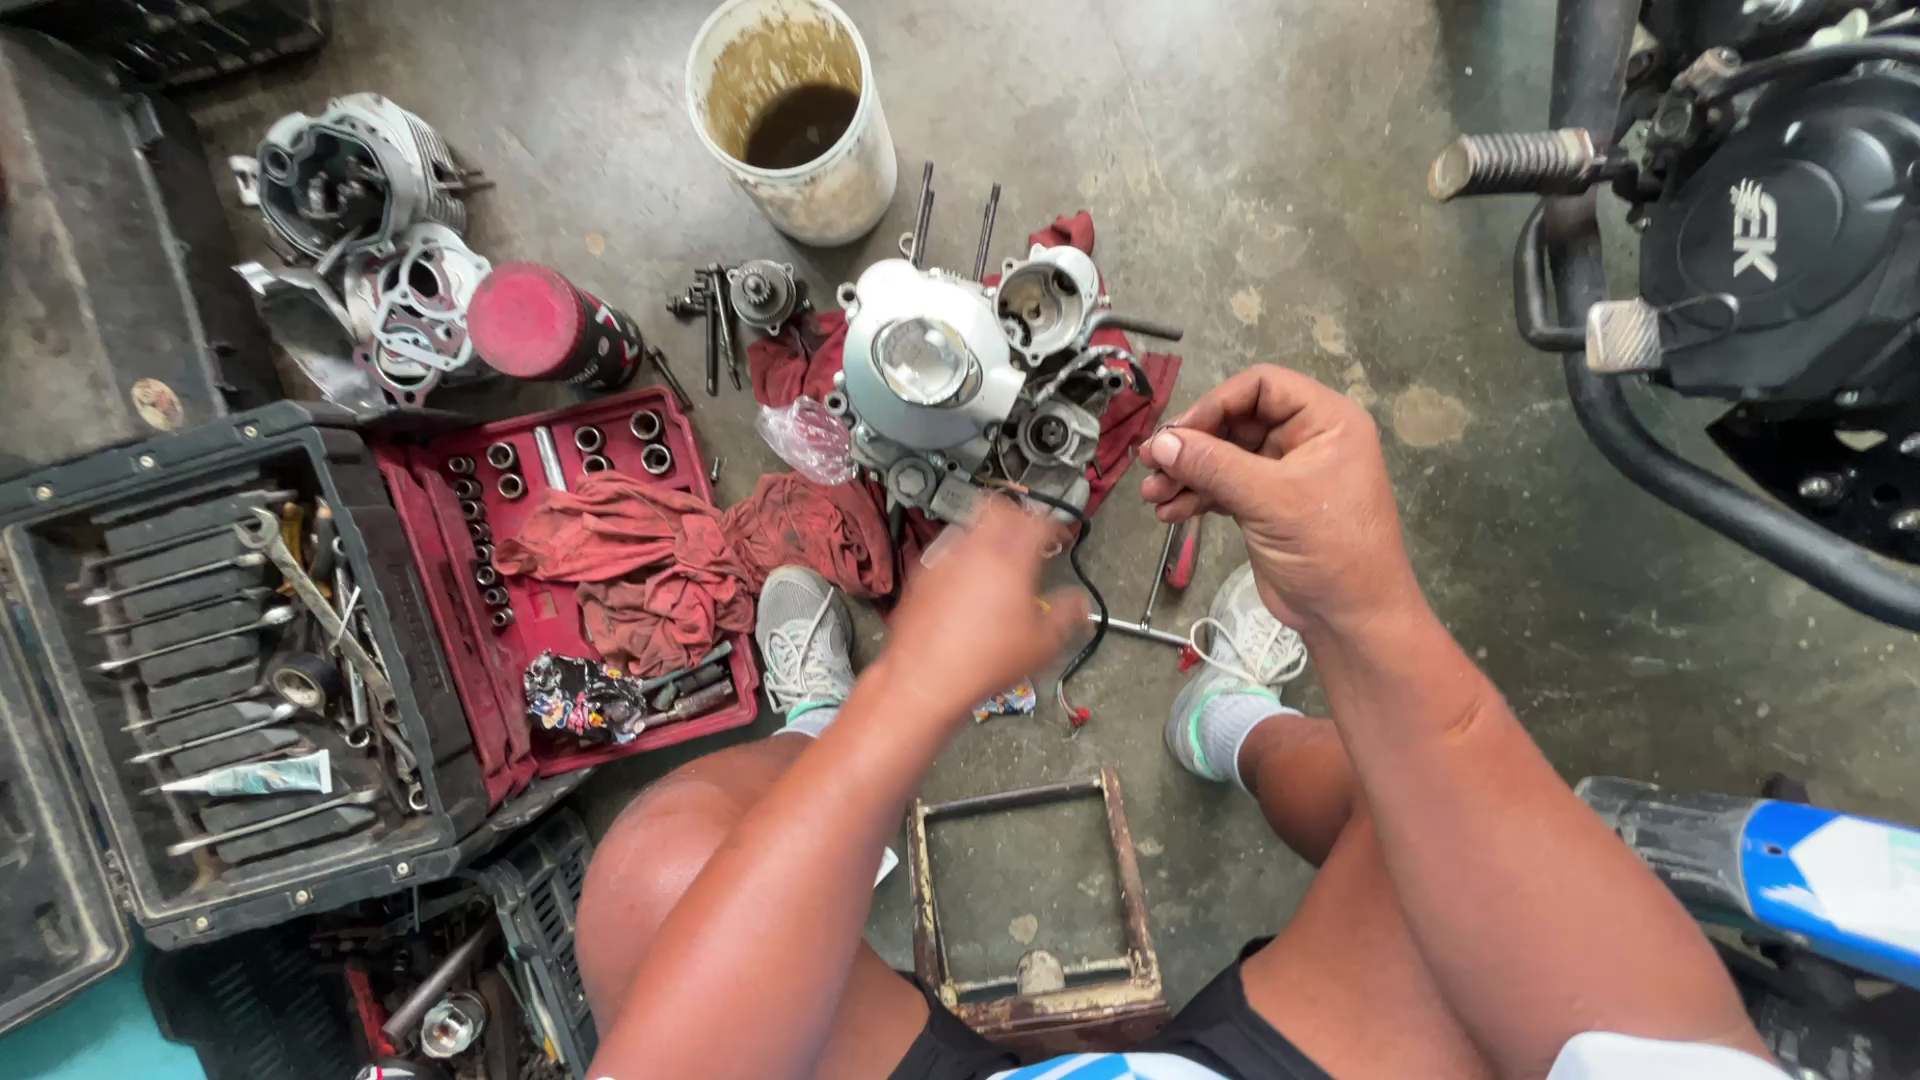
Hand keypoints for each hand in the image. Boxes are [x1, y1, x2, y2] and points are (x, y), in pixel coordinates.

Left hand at [869, 498, 1089, 724]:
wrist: (925, 677)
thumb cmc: (985, 661)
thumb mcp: (1041, 644)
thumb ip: (1066, 616)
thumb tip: (1080, 604)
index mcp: (1011, 559)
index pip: (1037, 522)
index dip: (1053, 524)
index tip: (1058, 534)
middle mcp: (975, 550)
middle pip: (999, 509)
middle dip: (1018, 516)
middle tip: (1028, 534)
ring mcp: (944, 559)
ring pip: (969, 526)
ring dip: (987, 532)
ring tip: (999, 556)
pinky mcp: (922, 575)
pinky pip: (946, 551)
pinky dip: (962, 556)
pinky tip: (967, 580)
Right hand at [1139, 365, 1421, 637]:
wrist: (1349, 618)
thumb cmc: (1328, 548)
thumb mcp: (1270, 500)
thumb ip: (1213, 466)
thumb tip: (1160, 443)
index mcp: (1325, 421)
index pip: (1260, 386)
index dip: (1215, 404)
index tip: (1178, 434)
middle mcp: (1303, 440)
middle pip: (1234, 422)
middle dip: (1191, 445)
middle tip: (1151, 463)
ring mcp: (1281, 474)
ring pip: (1222, 457)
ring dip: (1185, 474)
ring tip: (1151, 494)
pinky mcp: (1263, 505)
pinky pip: (1221, 488)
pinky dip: (1194, 497)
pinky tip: (1168, 513)